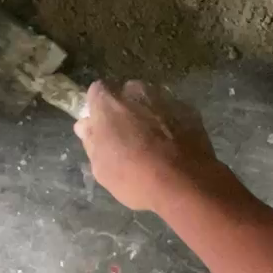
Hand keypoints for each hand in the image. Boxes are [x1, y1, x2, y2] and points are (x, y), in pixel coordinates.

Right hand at [74, 81, 237, 212]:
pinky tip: (173, 146)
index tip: (102, 128)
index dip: (99, 109)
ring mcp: (164, 97)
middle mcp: (135, 91)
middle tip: (129, 138)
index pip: (97, 91)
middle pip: (125, 94)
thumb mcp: (101, 168)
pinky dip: (170, 122)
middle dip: (125, 110)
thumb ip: (91, 140)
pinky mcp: (187, 108)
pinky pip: (172, 111)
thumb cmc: (133, 176)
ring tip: (154, 145)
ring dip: (149, 114)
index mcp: (109, 101)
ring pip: (150, 101)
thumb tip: (85, 125)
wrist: (183, 182)